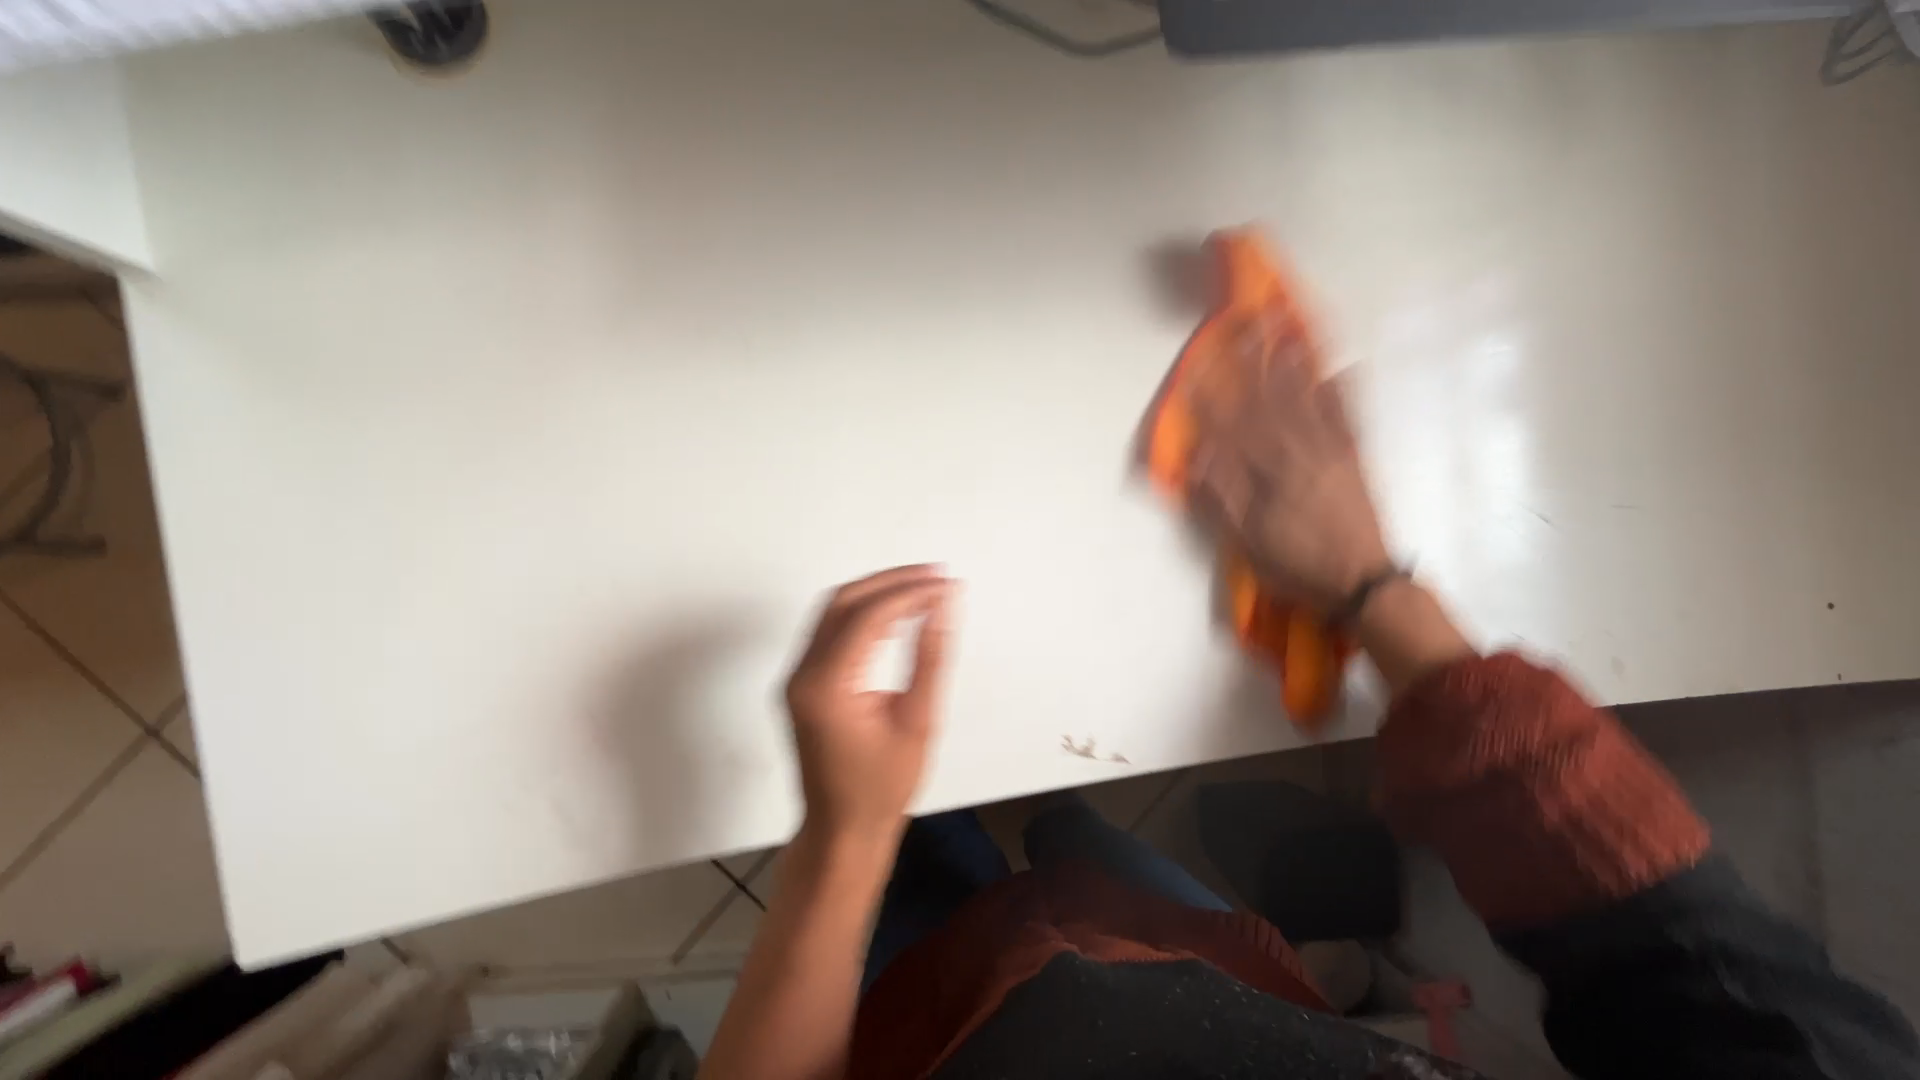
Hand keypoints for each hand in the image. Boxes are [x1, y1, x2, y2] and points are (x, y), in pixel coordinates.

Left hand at [784, 565, 955, 842]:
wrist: (841, 830)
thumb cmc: (883, 787)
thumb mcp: (918, 722)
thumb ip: (930, 657)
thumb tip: (945, 604)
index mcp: (827, 686)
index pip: (868, 616)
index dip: (909, 592)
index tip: (945, 584)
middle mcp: (802, 675)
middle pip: (842, 601)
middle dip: (890, 581)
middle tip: (935, 575)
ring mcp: (796, 679)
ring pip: (831, 611)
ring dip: (875, 593)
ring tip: (921, 589)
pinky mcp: (801, 685)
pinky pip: (828, 633)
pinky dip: (862, 616)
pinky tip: (895, 618)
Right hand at [1189, 324, 1390, 610]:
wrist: (1364, 582)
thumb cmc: (1298, 565)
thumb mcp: (1249, 542)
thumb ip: (1223, 497)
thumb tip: (1196, 457)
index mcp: (1270, 473)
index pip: (1232, 426)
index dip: (1211, 396)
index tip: (1195, 367)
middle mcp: (1301, 452)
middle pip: (1271, 399)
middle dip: (1254, 361)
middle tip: (1244, 323)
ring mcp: (1333, 451)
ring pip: (1308, 398)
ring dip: (1293, 362)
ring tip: (1285, 328)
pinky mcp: (1356, 458)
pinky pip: (1350, 415)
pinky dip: (1345, 389)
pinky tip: (1341, 365)